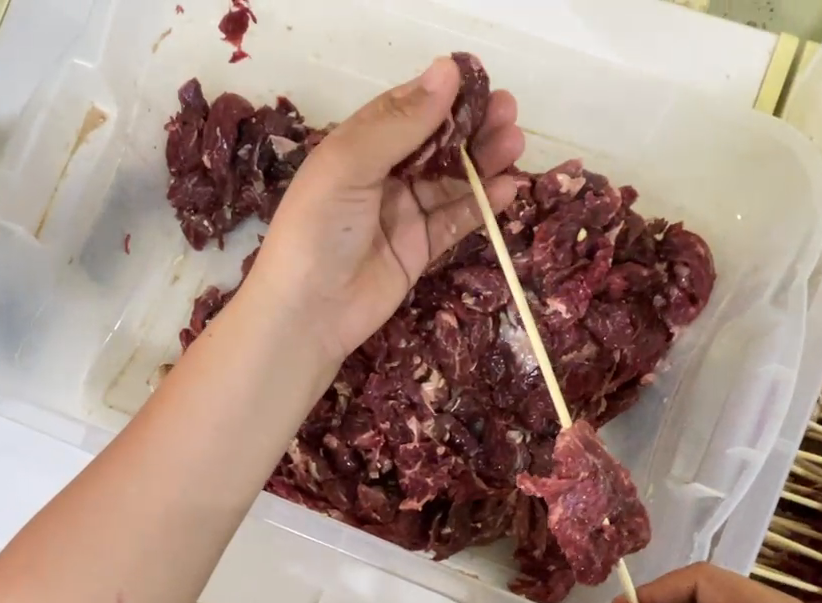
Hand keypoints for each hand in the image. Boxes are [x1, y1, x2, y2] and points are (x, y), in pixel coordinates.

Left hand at [244, 56, 525, 366]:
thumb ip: (398, 123)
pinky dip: (480, 205)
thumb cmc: (316, 231)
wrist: (307, 313)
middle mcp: (381, 177)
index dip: (444, 96)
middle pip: (436, 143)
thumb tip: (449, 69)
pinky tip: (506, 189)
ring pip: (451, 180)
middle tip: (509, 112)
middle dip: (472, 127)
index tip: (481, 82)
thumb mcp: (348, 166)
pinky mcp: (418, 251)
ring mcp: (402, 215)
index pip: (407, 110)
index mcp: (357, 147)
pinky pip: (455, 221)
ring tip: (514, 145)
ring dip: (483, 162)